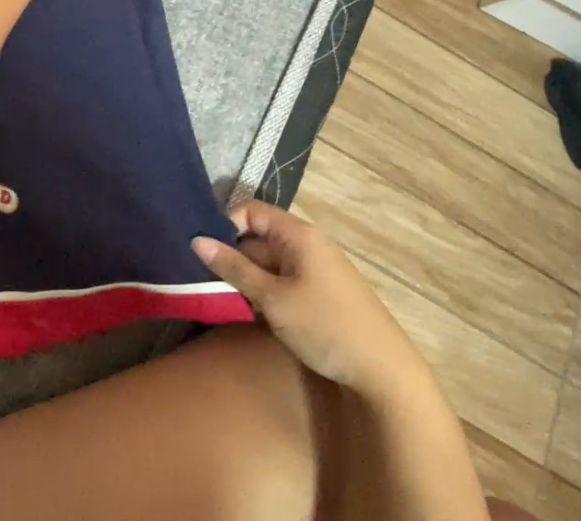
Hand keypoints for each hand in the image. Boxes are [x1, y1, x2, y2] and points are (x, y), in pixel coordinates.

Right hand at [193, 200, 428, 395]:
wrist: (384, 371)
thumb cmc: (325, 326)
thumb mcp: (272, 298)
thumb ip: (234, 268)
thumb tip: (196, 240)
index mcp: (299, 234)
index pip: (251, 210)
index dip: (225, 224)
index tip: (203, 252)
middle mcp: (308, 243)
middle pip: (258, 237)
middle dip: (231, 257)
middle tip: (202, 281)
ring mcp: (316, 269)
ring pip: (268, 262)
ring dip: (246, 278)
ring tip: (219, 298)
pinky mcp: (320, 292)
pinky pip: (282, 280)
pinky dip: (264, 292)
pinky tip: (249, 312)